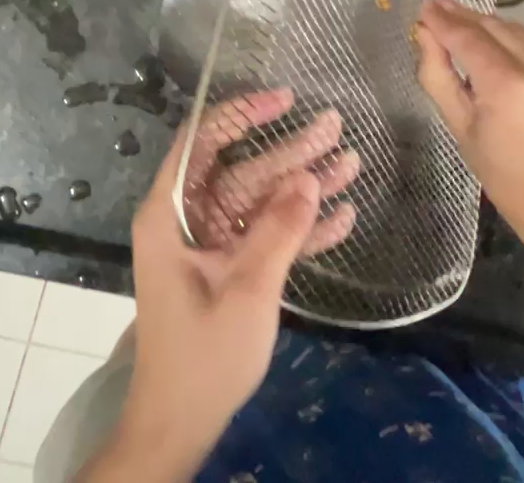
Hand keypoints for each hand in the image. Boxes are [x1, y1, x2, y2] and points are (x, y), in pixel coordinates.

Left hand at [112, 89, 358, 466]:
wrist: (181, 423)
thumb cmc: (203, 356)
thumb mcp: (246, 290)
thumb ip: (278, 230)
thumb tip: (308, 178)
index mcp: (171, 215)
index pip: (201, 142)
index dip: (239, 114)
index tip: (282, 100)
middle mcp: (188, 221)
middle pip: (242, 169)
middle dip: (289, 150)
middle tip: (335, 126)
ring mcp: (210, 246)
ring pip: (260, 201)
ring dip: (303, 186)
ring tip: (352, 161)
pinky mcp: (229, 270)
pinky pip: (265, 236)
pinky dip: (300, 228)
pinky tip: (343, 216)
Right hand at [413, 0, 523, 237]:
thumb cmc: (502, 173)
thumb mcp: (459, 127)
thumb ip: (437, 75)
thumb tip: (424, 33)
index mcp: (508, 88)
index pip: (468, 38)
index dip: (443, 21)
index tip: (424, 6)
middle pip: (494, 26)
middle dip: (464, 17)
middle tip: (438, 8)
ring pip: (518, 31)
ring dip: (489, 26)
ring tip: (464, 27)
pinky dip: (515, 43)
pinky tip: (499, 52)